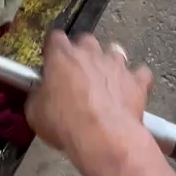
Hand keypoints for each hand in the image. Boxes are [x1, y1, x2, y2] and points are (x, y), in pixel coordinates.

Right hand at [27, 31, 154, 168]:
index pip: (55, 38)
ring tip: (106, 81)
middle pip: (86, 40)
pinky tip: (131, 91)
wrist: (103, 137)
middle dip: (83, 53)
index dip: (53, 49)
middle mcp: (89, 52)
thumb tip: (40, 95)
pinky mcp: (136, 80)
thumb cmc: (64, 123)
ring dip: (110, 63)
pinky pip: (140, 74)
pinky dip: (136, 80)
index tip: (52, 62)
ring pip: (114, 51)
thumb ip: (38, 96)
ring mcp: (116, 63)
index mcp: (61, 55)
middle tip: (79, 74)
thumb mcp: (35, 112)